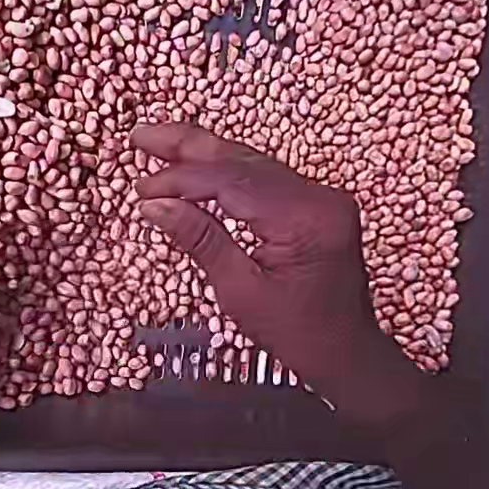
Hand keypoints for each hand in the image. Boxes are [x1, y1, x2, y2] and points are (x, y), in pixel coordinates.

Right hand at [131, 123, 432, 421]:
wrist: (347, 352)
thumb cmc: (296, 335)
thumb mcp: (240, 292)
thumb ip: (201, 240)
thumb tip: (154, 205)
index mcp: (305, 219)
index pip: (232, 182)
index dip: (182, 180)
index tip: (143, 190)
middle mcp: (319, 196)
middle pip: (243, 159)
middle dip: (188, 145)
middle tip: (142, 135)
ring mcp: (320, 197)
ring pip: (252, 163)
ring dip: (203, 154)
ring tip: (159, 144)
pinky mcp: (315, 203)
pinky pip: (263, 179)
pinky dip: (225, 173)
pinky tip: (196, 168)